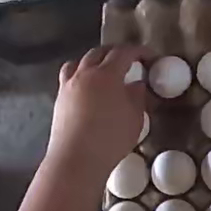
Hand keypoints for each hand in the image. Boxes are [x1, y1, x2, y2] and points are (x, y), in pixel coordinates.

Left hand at [47, 45, 149, 176]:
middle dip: (117, 52)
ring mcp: (69, 85)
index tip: (151, 57)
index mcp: (107, 74)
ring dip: (96, 60)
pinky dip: (81, 73)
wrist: (76, 159)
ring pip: (81, 61)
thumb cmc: (111, 139)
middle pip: (100, 52)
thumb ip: (137, 96)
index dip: (140, 51)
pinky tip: (88, 87)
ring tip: (105, 70)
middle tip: (130, 61)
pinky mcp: (60, 98)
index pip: (124, 52)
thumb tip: (137, 84)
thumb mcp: (135, 118)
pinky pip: (70, 75)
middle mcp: (85, 73)